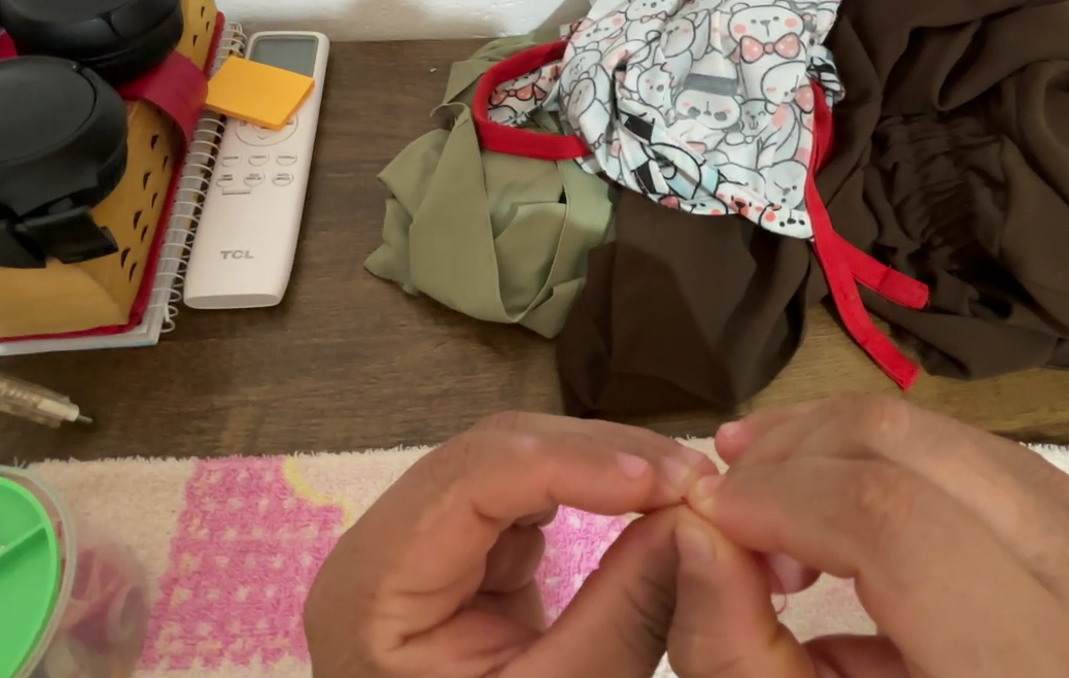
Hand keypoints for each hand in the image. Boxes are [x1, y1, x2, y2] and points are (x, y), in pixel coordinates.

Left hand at [303, 411, 714, 676]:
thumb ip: (620, 616)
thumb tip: (694, 523)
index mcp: (375, 582)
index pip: (474, 477)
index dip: (571, 464)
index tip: (661, 479)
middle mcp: (388, 535)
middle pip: (495, 451)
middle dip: (598, 454)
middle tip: (689, 475)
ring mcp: (425, 531)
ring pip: (516, 456)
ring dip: (599, 461)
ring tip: (675, 482)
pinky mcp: (461, 540)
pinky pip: (526, 490)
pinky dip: (586, 487)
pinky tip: (635, 498)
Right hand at [666, 395, 1068, 676]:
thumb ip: (732, 644)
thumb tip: (690, 521)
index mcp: (1037, 672)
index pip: (888, 520)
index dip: (776, 497)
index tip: (706, 510)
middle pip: (901, 446)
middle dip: (787, 453)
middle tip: (727, 497)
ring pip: (920, 426)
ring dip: (820, 441)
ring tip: (765, 491)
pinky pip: (949, 440)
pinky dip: (866, 447)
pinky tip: (825, 487)